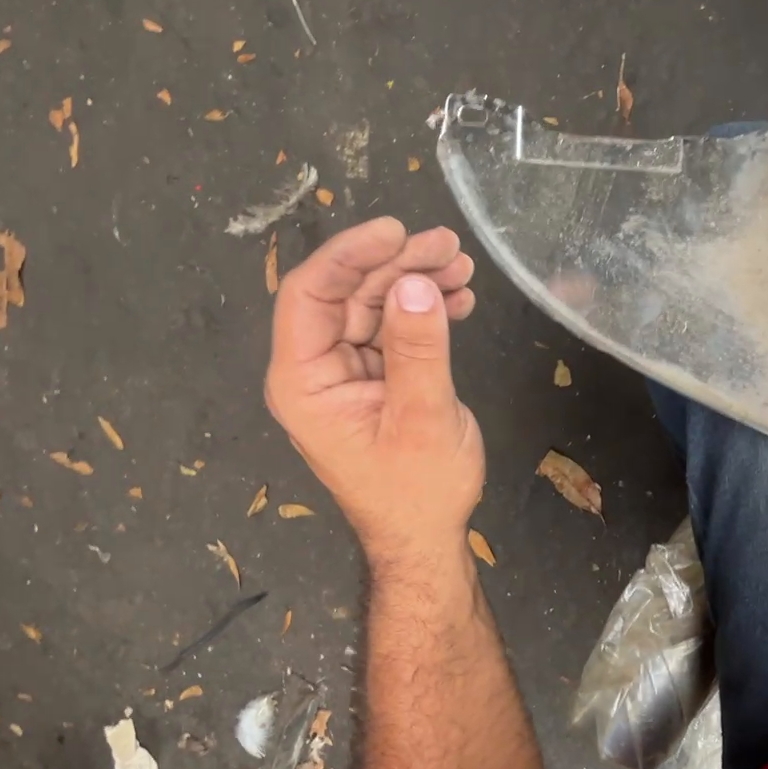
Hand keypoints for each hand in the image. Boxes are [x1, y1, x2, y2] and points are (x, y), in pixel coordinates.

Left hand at [266, 217, 481, 570]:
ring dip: (417, 284)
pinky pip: (396, 333)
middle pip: (349, 296)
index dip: (348, 256)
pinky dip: (427, 313)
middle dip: (397, 266)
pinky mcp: (379, 381)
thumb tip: (417, 285)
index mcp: (305, 381)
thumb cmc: (418, 490)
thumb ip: (418, 351)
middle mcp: (319, 371)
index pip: (310, 296)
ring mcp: (349, 375)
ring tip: (462, 267)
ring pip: (376, 308)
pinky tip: (459, 300)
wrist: (427, 535)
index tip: (396, 232)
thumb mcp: (422, 419)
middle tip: (448, 246)